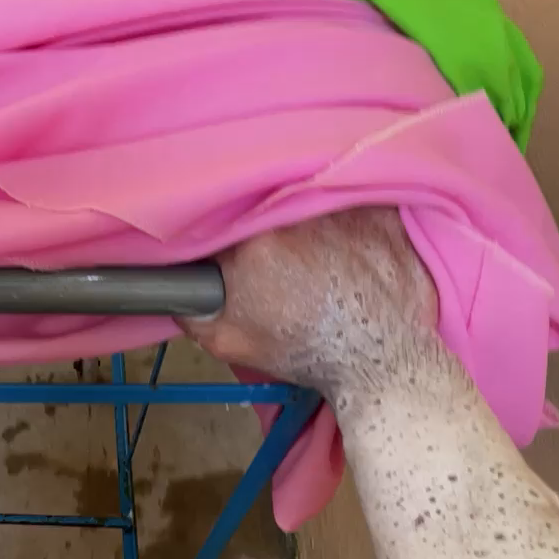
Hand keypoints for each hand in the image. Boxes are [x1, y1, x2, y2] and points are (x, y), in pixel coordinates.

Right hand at [181, 208, 441, 398]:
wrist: (380, 360)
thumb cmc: (303, 351)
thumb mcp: (226, 342)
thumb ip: (189, 310)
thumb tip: (175, 288)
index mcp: (252, 244)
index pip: (218, 226)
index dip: (217, 243)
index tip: (223, 260)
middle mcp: (296, 214)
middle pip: (261, 207)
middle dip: (257, 228)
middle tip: (268, 258)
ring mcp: (344, 207)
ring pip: (304, 199)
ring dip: (298, 218)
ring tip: (305, 249)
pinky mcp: (383, 210)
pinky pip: (350, 198)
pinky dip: (341, 215)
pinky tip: (340, 240)